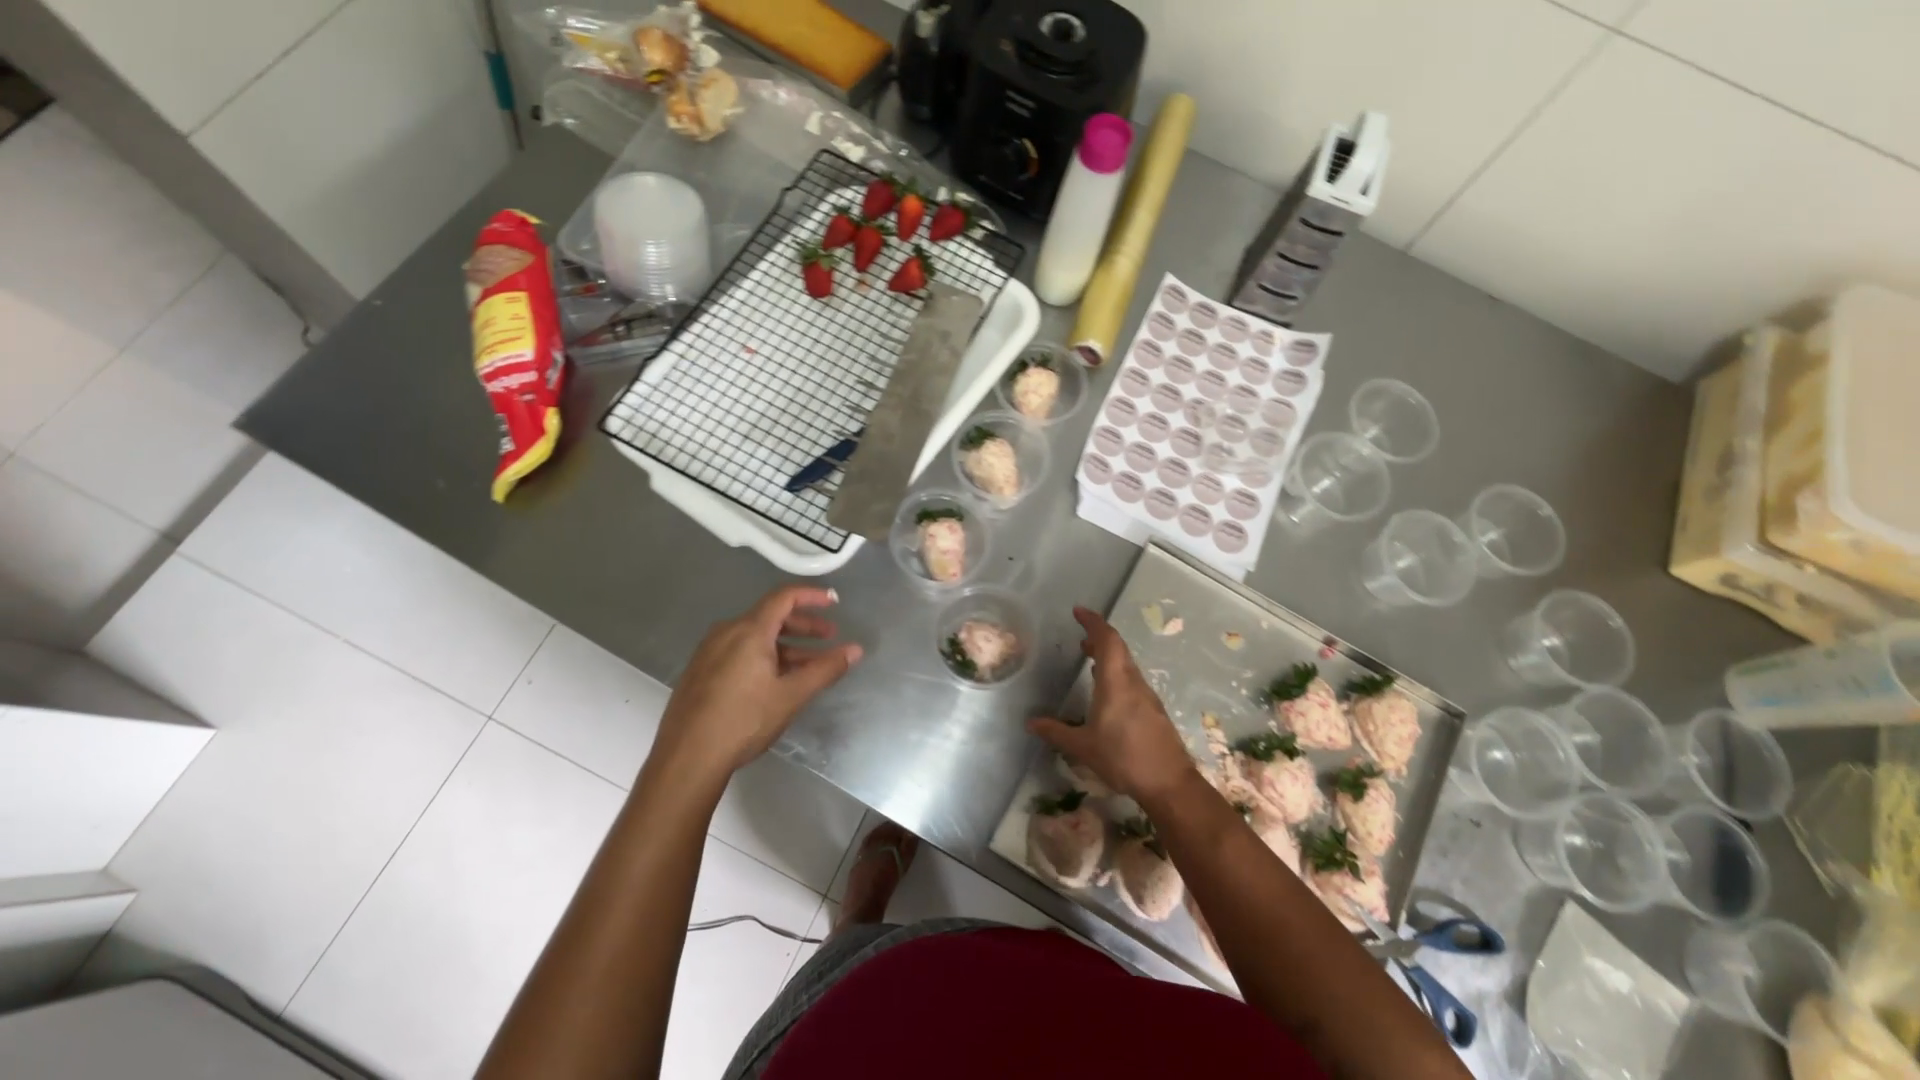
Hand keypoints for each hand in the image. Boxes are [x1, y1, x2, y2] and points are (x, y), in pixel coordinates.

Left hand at [651, 585, 862, 780]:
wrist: (687, 756)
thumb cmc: (744, 721)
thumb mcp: (791, 696)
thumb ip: (825, 669)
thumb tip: (855, 650)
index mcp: (749, 630)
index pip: (784, 597)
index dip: (812, 596)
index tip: (835, 603)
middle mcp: (726, 632)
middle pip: (770, 616)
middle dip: (803, 625)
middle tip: (829, 638)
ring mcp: (709, 652)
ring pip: (755, 638)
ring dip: (786, 646)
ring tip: (809, 665)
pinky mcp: (701, 671)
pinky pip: (739, 652)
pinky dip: (764, 657)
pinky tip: (776, 681)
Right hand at [1029, 607, 1194, 802]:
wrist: (1168, 782)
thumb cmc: (1123, 759)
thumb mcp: (1082, 747)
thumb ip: (1056, 732)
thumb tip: (1031, 722)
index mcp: (1115, 683)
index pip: (1107, 640)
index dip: (1094, 622)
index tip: (1079, 611)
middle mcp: (1133, 683)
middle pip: (1119, 649)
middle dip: (1100, 638)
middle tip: (1081, 637)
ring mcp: (1147, 696)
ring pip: (1127, 665)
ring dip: (1109, 657)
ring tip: (1090, 660)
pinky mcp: (1153, 711)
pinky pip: (1132, 681)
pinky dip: (1117, 674)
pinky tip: (1107, 692)